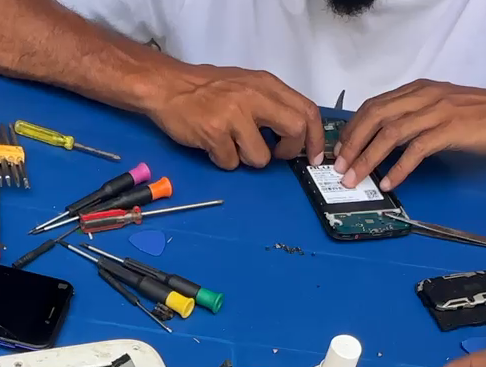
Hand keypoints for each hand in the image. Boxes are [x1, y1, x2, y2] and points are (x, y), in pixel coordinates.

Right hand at [140, 63, 323, 168]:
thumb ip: (271, 105)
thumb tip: (295, 133)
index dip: (315, 138)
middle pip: (295, 130)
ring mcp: (235, 115)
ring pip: (261, 157)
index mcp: (266, 84)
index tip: (313, 157)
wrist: (170, 88)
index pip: (307, 110)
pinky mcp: (215, 133)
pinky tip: (213, 145)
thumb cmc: (208, 90)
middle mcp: (254, 96)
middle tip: (277, 156)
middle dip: (289, 152)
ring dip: (248, 160)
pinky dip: (223, 161)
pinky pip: (231, 163)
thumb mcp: (246, 86)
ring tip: (233, 146)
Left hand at [334, 80, 485, 191]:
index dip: (352, 130)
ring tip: (356, 179)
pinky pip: (417, 148)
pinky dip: (399, 168)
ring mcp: (436, 111)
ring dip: (369, 159)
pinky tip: (389, 182)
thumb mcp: (436, 111)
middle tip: (339, 169)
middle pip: (375, 117)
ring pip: (391, 133)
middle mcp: (423, 96)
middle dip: (352, 145)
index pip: (373, 106)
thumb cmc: (476, 117)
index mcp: (416, 91)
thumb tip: (381, 143)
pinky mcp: (450, 129)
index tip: (339, 152)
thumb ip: (410, 120)